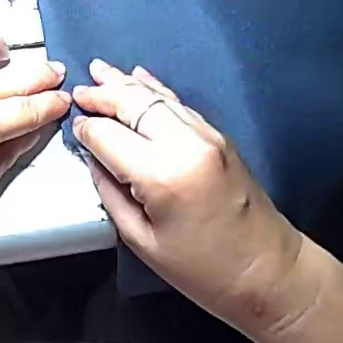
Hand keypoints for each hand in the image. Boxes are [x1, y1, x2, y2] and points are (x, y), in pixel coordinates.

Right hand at [72, 60, 329, 337]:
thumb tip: (94, 157)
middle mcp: (185, 144)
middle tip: (79, 90)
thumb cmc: (201, 269)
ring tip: (99, 71)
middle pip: (132, 103)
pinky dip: (154, 88)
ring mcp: (206, 135)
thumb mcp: (139, 238)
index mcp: (161, 174)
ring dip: (124, 83)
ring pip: (155, 96)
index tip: (73, 127)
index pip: (107, 135)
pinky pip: (178, 102)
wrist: (268, 271)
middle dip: (102, 95)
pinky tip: (137, 77)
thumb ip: (109, 190)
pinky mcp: (217, 136)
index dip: (85, 129)